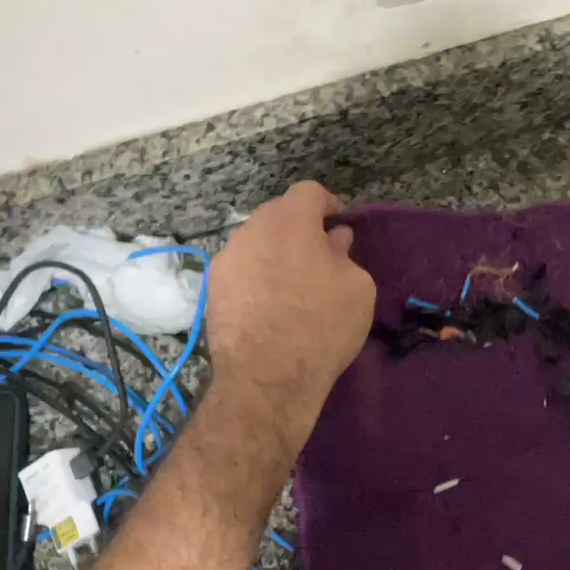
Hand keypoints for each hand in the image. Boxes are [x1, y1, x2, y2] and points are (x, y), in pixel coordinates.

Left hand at [206, 182, 374, 420]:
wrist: (269, 376)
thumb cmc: (323, 325)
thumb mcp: (357, 288)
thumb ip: (345, 255)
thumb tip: (333, 242)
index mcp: (290, 221)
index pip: (308, 192)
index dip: (328, 204)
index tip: (340, 224)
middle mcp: (251, 230)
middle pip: (278, 214)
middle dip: (300, 227)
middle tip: (320, 254)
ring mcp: (227, 260)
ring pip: (256, 242)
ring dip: (276, 252)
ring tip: (294, 283)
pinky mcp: (213, 289)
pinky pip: (242, 270)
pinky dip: (258, 276)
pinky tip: (271, 304)